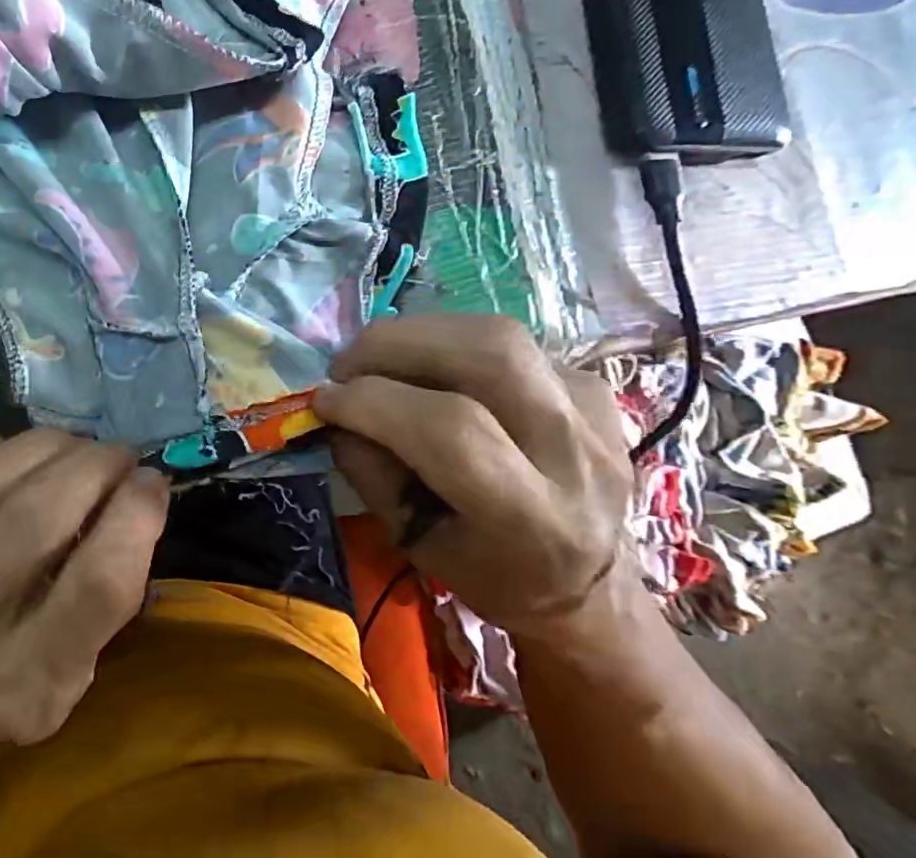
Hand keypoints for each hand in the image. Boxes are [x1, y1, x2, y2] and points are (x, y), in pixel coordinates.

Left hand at [0, 408, 170, 802]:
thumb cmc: (17, 686)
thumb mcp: (78, 673)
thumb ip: (107, 594)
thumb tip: (139, 489)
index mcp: (28, 675)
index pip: (96, 586)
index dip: (136, 519)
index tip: (154, 482)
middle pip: (35, 519)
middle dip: (92, 469)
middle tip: (120, 455)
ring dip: (41, 445)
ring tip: (74, 445)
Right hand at [312, 314, 633, 639]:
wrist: (589, 581)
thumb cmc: (488, 571)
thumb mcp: (412, 540)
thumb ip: (369, 472)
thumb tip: (334, 408)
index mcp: (532, 516)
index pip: (452, 431)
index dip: (373, 403)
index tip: (322, 401)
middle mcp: (575, 454)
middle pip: (488, 356)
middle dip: (394, 346)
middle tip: (344, 366)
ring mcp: (593, 410)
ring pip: (496, 334)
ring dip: (416, 334)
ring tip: (374, 359)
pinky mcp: (592, 384)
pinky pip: (506, 342)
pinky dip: (447, 344)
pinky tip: (426, 370)